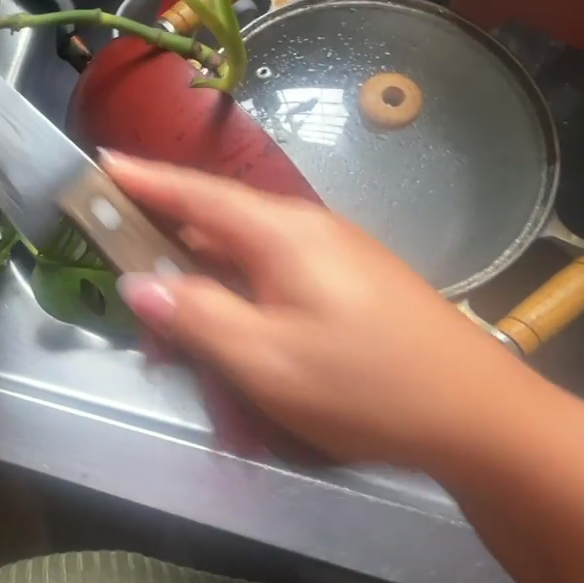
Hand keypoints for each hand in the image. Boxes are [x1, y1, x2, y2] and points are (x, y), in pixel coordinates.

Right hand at [103, 153, 551, 470]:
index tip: (101, 163)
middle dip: (171, 277)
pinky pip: (275, 292)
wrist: (482, 420)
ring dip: (211, 315)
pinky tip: (245, 372)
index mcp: (280, 235)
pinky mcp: (350, 288)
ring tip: (198, 371)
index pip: (194, 194)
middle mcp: (306, 232)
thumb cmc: (365, 386)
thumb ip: (194, 316)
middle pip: (215, 234)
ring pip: (244, 272)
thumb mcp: (264, 360)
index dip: (143, 180)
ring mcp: (333, 259)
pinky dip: (246, 324)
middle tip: (145, 328)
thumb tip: (138, 282)